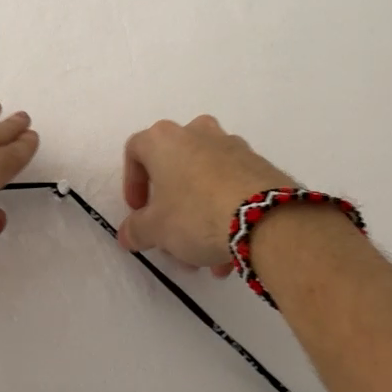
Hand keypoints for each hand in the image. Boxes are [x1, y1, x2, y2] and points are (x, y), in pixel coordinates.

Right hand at [118, 115, 294, 275]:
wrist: (265, 218)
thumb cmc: (196, 214)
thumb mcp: (156, 230)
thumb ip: (136, 230)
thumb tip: (127, 234)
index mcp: (164, 139)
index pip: (136, 150)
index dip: (132, 182)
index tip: (139, 211)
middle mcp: (196, 132)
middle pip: (175, 167)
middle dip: (171, 208)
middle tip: (172, 241)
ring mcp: (231, 145)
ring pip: (205, 181)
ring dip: (200, 216)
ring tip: (205, 258)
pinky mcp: (258, 163)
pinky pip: (232, 188)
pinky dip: (225, 214)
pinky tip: (229, 252)